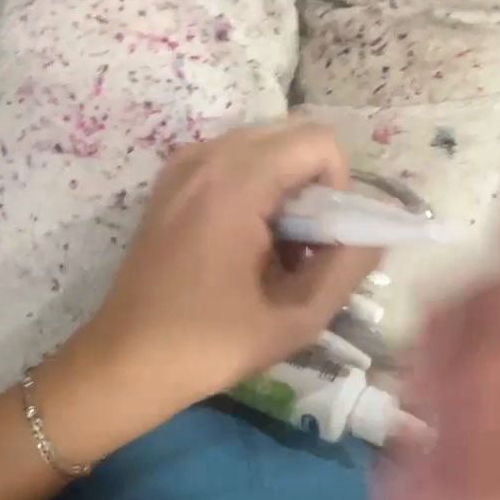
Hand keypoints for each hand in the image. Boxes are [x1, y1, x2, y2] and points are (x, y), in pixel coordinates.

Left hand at [68, 120, 381, 424]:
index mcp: (235, 183)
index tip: (320, 240)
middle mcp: (205, 158)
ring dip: (281, 188)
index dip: (338, 187)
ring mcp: (179, 167)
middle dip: (311, 185)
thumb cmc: (208, 346)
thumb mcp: (295, 319)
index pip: (317, 141)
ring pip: (259, 148)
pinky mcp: (166, 184)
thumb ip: (347, 268)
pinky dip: (249, 188)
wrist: (124, 361)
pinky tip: (240, 243)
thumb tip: (375, 233)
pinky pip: (227, 163)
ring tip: (270, 252)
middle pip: (289, 138)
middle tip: (300, 249)